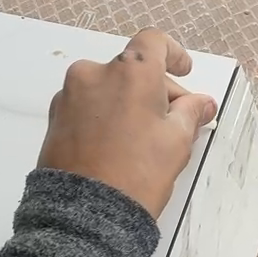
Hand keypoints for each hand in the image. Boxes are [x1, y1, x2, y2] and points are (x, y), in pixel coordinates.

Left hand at [38, 28, 218, 218]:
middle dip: (156, 89)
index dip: (173, 54)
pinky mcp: (54, 118)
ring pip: (109, 87)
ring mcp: (70, 95)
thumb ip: (191, 113)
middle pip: (133, 69)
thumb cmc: (138, 173)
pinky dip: (106, 114)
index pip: (154, 42)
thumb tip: (203, 102)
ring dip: (129, 102)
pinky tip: (117, 144)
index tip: (183, 72)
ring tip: (144, 137)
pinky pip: (88, 105)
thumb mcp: (177, 142)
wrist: (83, 214)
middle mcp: (94, 72)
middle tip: (175, 121)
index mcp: (130, 70)